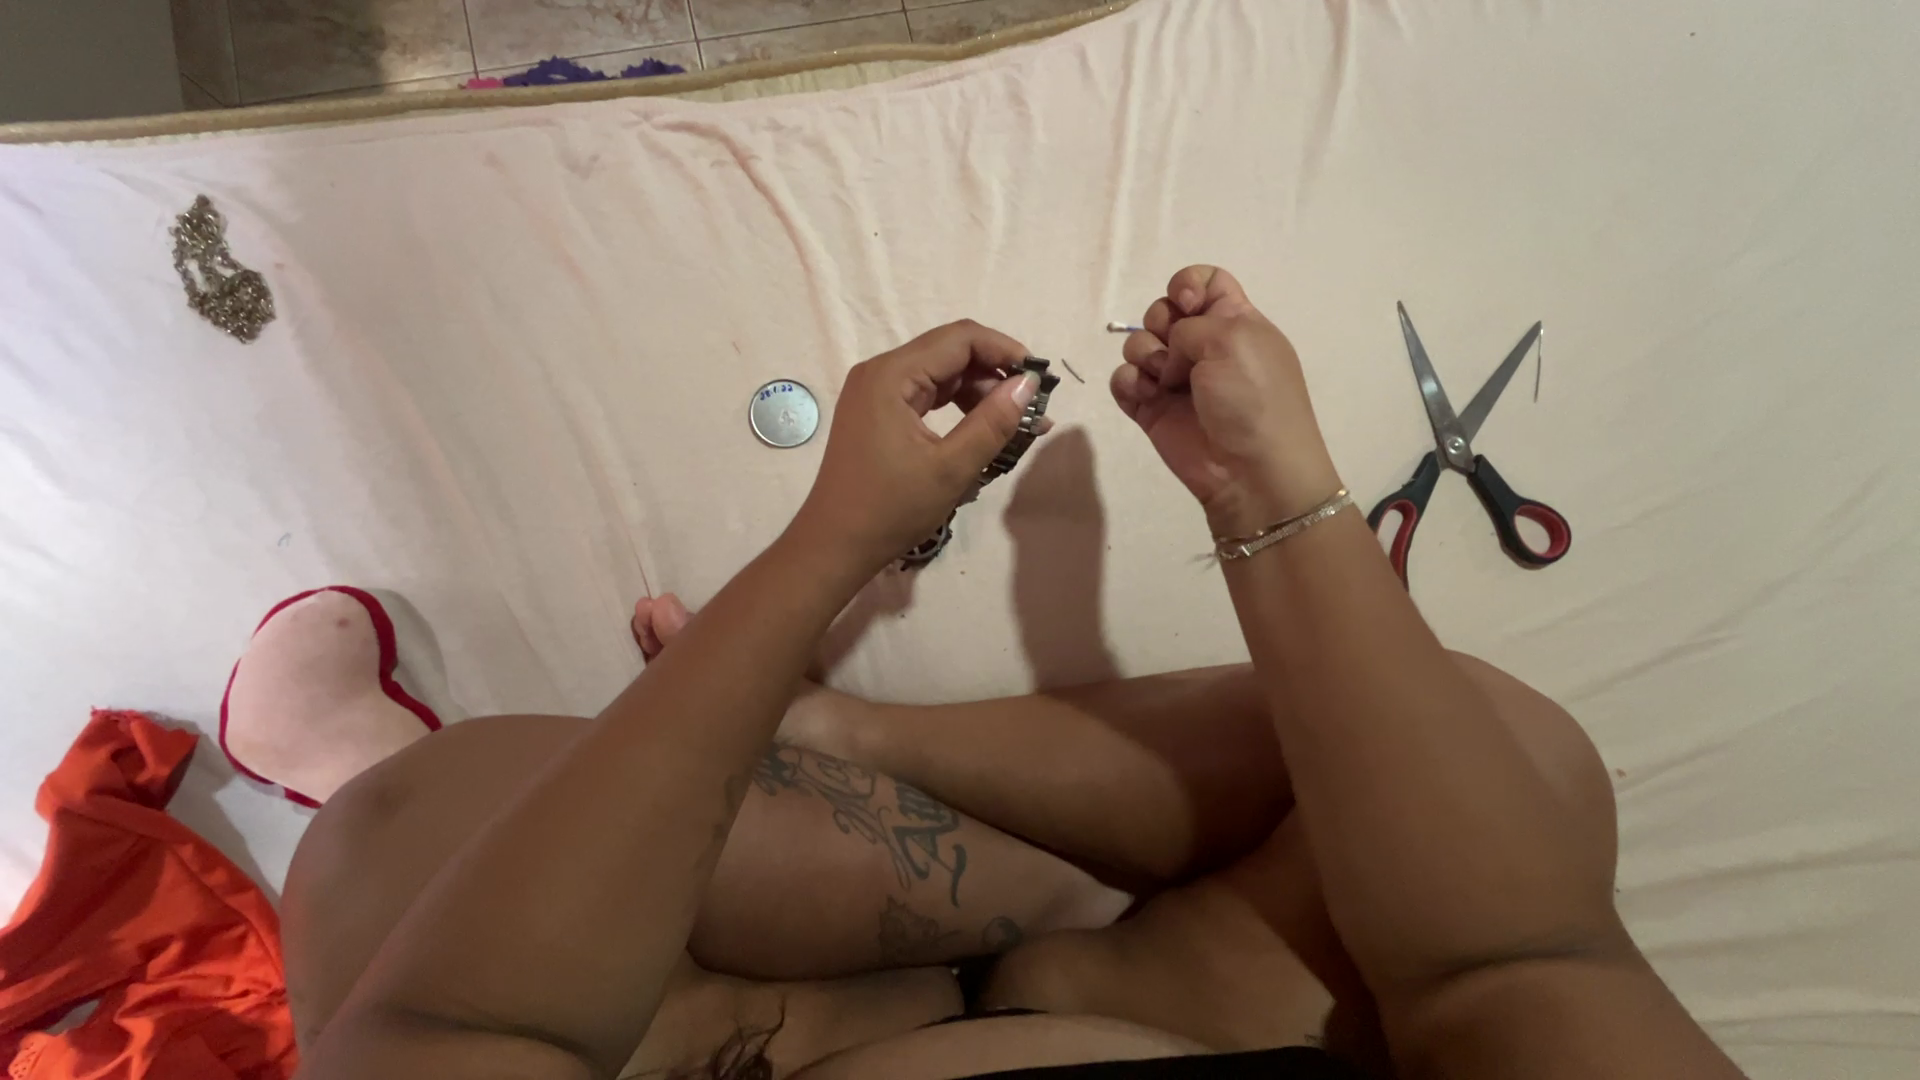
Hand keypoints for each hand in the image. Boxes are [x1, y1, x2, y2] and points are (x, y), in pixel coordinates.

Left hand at [793, 320, 1041, 566]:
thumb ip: (992, 422)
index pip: (960, 339)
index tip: (1039, 379)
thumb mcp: (950, 468)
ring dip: (978, 394)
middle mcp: (880, 373)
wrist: (836, 544)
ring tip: (1013, 425)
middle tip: (1031, 409)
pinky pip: (925, 397)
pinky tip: (981, 430)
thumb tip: (1029, 384)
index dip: (1004, 351)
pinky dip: (956, 408)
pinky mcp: (877, 414)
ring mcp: (875, 393)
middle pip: (949, 353)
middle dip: (994, 375)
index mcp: (891, 375)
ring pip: (939, 375)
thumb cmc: (891, 508)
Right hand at [1111, 266, 1340, 535]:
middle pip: (1163, 311)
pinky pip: (1123, 382)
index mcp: (1233, 322)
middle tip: (1174, 346)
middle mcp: (1201, 347)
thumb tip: (1169, 356)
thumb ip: (1191, 324)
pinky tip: (1145, 396)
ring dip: (1143, 353)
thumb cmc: (1252, 397)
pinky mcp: (1150, 409)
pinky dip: (1128, 383)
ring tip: (1162, 379)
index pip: (1204, 283)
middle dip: (1160, 321)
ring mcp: (1174, 379)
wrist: (1248, 469)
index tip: (1187, 304)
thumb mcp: (1235, 338)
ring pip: (1138, 345)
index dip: (1188, 284)